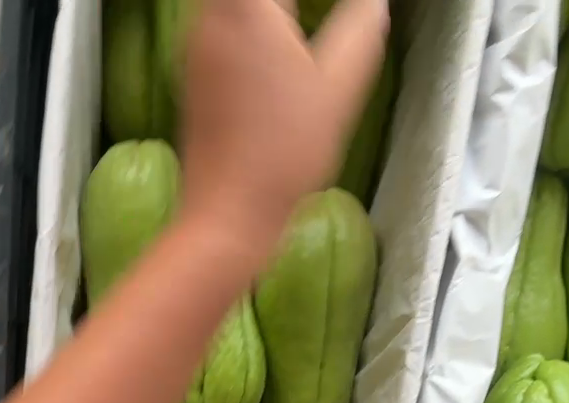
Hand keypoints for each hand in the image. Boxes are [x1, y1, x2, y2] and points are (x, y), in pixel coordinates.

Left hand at [179, 0, 387, 250]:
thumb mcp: (338, 88)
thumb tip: (374, 2)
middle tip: (319, 16)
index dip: (306, 2)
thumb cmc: (283, 154)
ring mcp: (195, 48)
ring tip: (300, 22)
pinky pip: (222, 26)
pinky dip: (252, 22)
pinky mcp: (193, 78)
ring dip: (268, 13)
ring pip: (231, 7)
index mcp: (245, 6)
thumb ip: (360, 30)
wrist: (228, 216)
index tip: (342, 7)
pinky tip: (280, 40)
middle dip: (286, 6)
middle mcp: (210, 16)